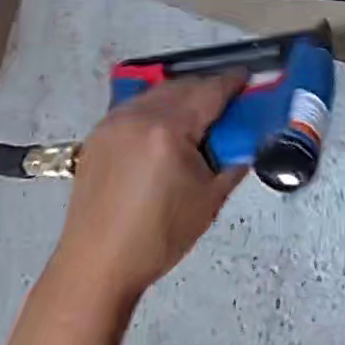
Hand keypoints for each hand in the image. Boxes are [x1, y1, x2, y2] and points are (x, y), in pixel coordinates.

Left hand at [50, 72, 249, 299]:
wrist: (96, 266)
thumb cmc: (155, 239)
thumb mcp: (210, 200)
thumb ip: (235, 161)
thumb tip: (249, 139)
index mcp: (169, 130)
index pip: (210, 91)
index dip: (233, 82)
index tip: (247, 78)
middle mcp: (139, 116)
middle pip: (184, 85)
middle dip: (208, 88)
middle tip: (228, 104)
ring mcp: (115, 121)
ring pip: (159, 92)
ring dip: (182, 96)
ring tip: (197, 118)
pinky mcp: (99, 133)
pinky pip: (136, 106)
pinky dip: (157, 108)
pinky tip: (165, 129)